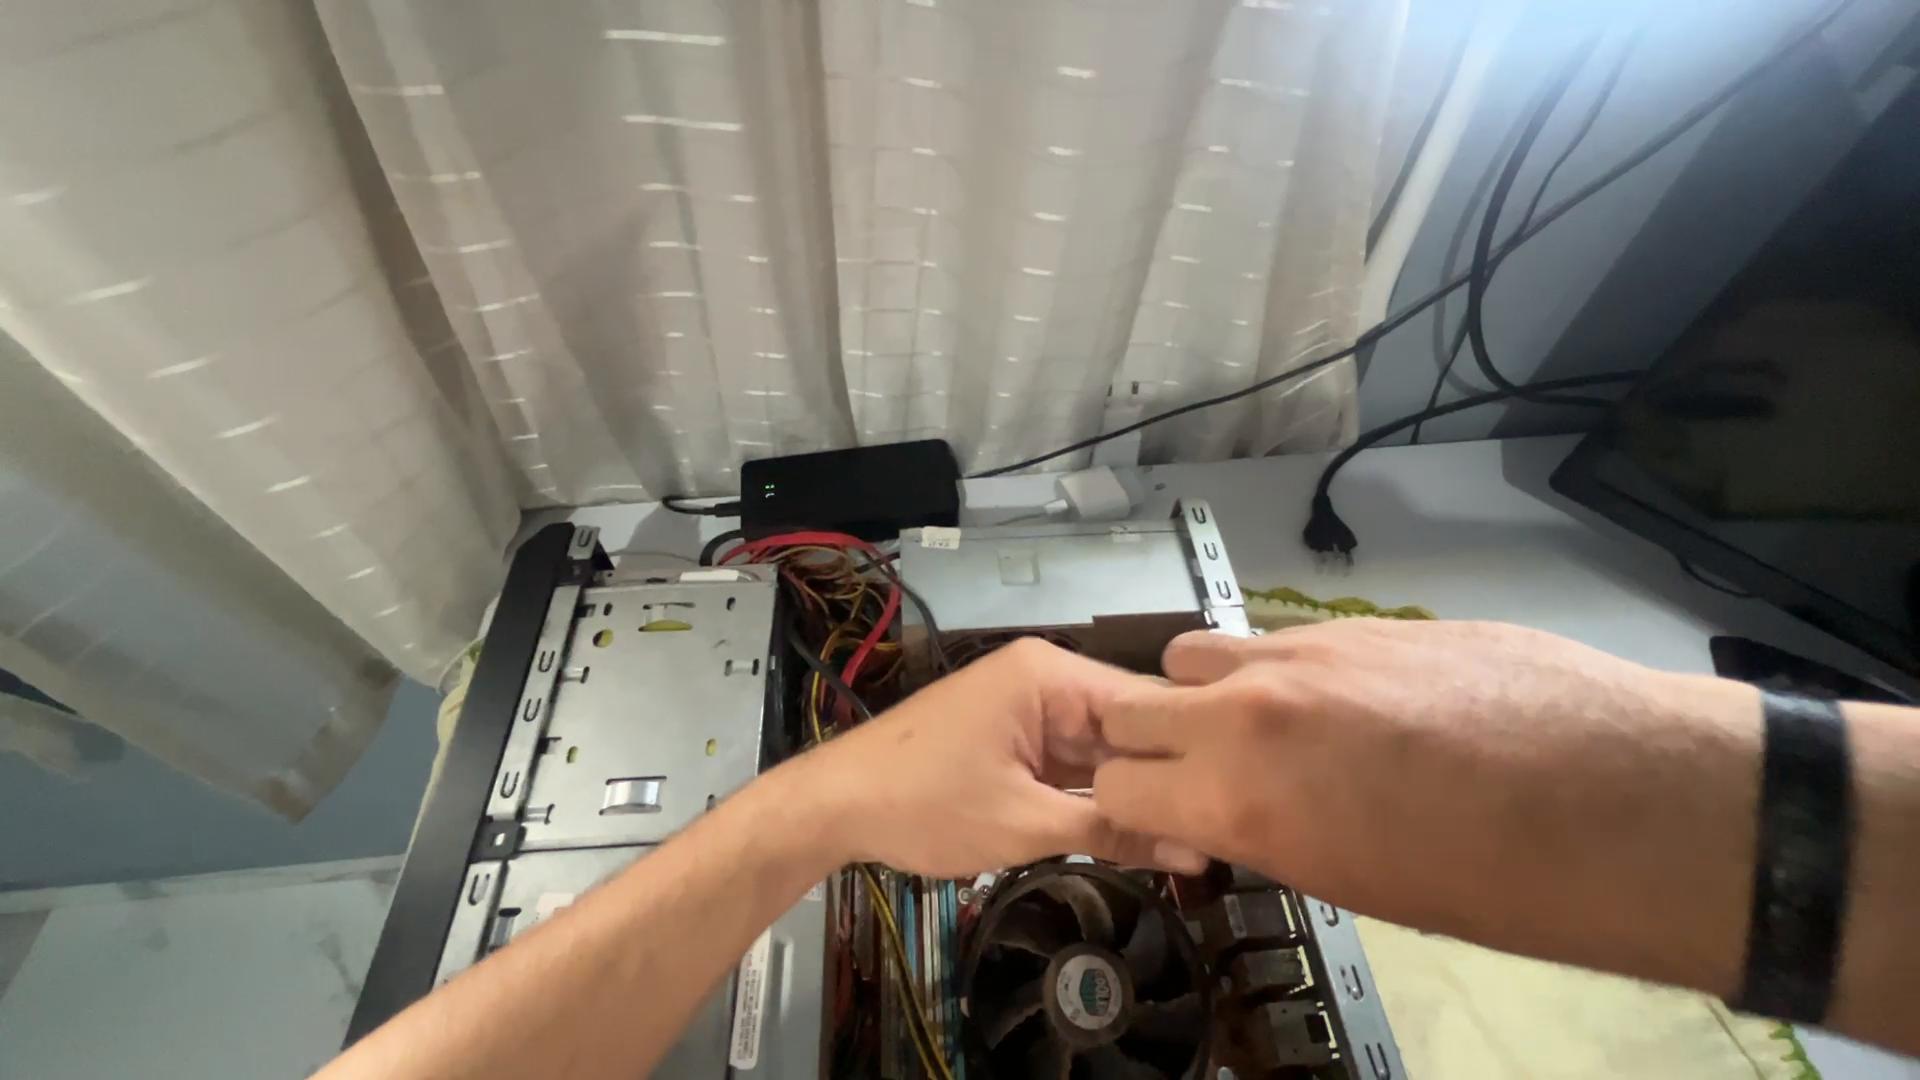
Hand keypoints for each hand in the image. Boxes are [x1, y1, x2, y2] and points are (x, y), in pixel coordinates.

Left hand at [790, 638, 1207, 878]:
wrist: (836, 805)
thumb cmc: (926, 803)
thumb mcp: (1025, 822)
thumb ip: (1114, 829)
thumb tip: (1197, 852)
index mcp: (1050, 674)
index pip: (1145, 703)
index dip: (1189, 752)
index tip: (1238, 801)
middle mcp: (1043, 677)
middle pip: (1124, 725)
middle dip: (1161, 777)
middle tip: (1223, 829)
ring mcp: (1025, 705)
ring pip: (1098, 746)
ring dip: (1129, 789)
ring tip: (1196, 835)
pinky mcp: (1011, 734)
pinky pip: (1067, 759)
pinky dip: (1092, 792)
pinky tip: (1135, 828)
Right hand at [1090, 620, 1761, 994]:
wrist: (1632, 800)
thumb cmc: (1495, 885)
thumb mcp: (1346, 882)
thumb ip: (1255, 826)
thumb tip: (1223, 804)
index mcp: (1237, 799)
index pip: (1114, 782)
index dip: (1126, 799)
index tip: (1153, 809)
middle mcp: (1242, 714)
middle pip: (1126, 704)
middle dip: (1141, 738)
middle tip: (1187, 763)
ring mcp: (1291, 655)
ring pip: (1187, 655)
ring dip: (1200, 690)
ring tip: (1257, 720)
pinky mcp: (1341, 622)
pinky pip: (1267, 641)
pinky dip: (1271, 671)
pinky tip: (1336, 700)